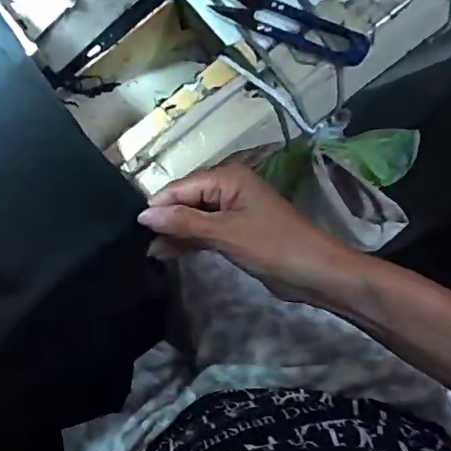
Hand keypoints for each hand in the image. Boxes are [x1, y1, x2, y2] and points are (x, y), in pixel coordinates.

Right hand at [139, 161, 367, 304]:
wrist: (317, 273)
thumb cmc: (274, 246)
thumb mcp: (224, 233)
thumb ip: (183, 223)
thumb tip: (143, 215)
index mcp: (227, 177)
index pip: (179, 188)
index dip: (157, 207)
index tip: (134, 228)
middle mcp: (227, 186)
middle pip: (183, 200)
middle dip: (163, 219)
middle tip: (138, 243)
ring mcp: (230, 209)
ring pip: (191, 217)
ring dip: (173, 233)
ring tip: (149, 252)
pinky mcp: (233, 230)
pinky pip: (202, 230)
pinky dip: (187, 241)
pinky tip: (167, 253)